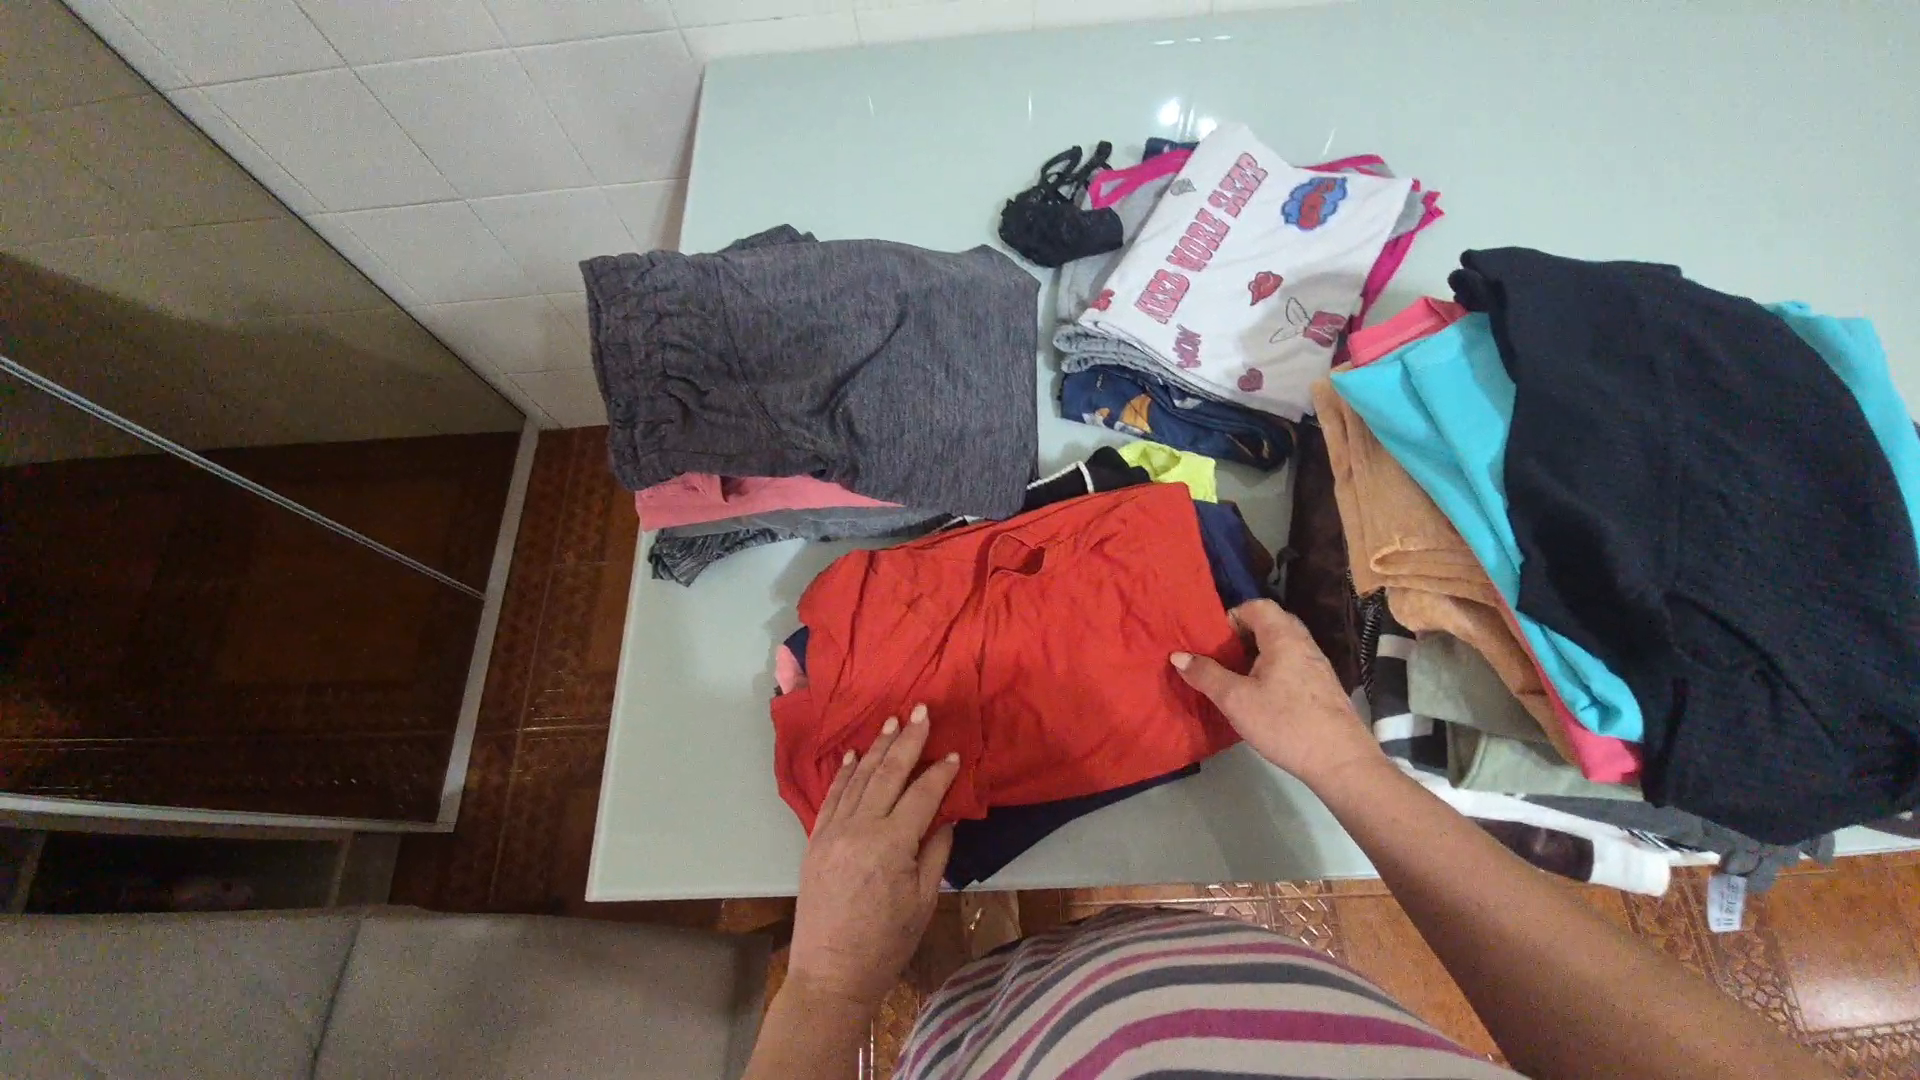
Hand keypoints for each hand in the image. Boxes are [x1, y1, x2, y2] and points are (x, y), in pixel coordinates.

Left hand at [788, 703, 957, 1009]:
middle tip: (920, 710)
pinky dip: (844, 773)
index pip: (922, 795)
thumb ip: (935, 853)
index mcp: (892, 845)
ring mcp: (833, 832)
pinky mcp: (815, 840)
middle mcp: (860, 829)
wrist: (830, 974)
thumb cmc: (885, 944)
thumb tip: (945, 817)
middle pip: (888, 774)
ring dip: (877, 748)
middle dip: (907, 740)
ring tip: (892, 722)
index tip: (954, 753)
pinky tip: (855, 755)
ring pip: (859, 779)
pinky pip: (832, 797)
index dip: (940, 772)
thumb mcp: (923, 902)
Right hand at [1172, 599, 1383, 790]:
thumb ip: (1206, 675)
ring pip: (1283, 646)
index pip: (1258, 606)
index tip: (1215, 640)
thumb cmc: (1285, 723)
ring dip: (1258, 655)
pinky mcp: (1325, 688)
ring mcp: (1318, 667)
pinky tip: (1263, 697)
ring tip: (1238, 678)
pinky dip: (1274, 670)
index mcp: (1283, 638)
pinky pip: (1293, 665)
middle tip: (1222, 657)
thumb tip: (1178, 656)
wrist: (1341, 761)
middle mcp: (1304, 645)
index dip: (1233, 616)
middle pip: (1272, 623)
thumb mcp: (1236, 699)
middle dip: (1243, 635)